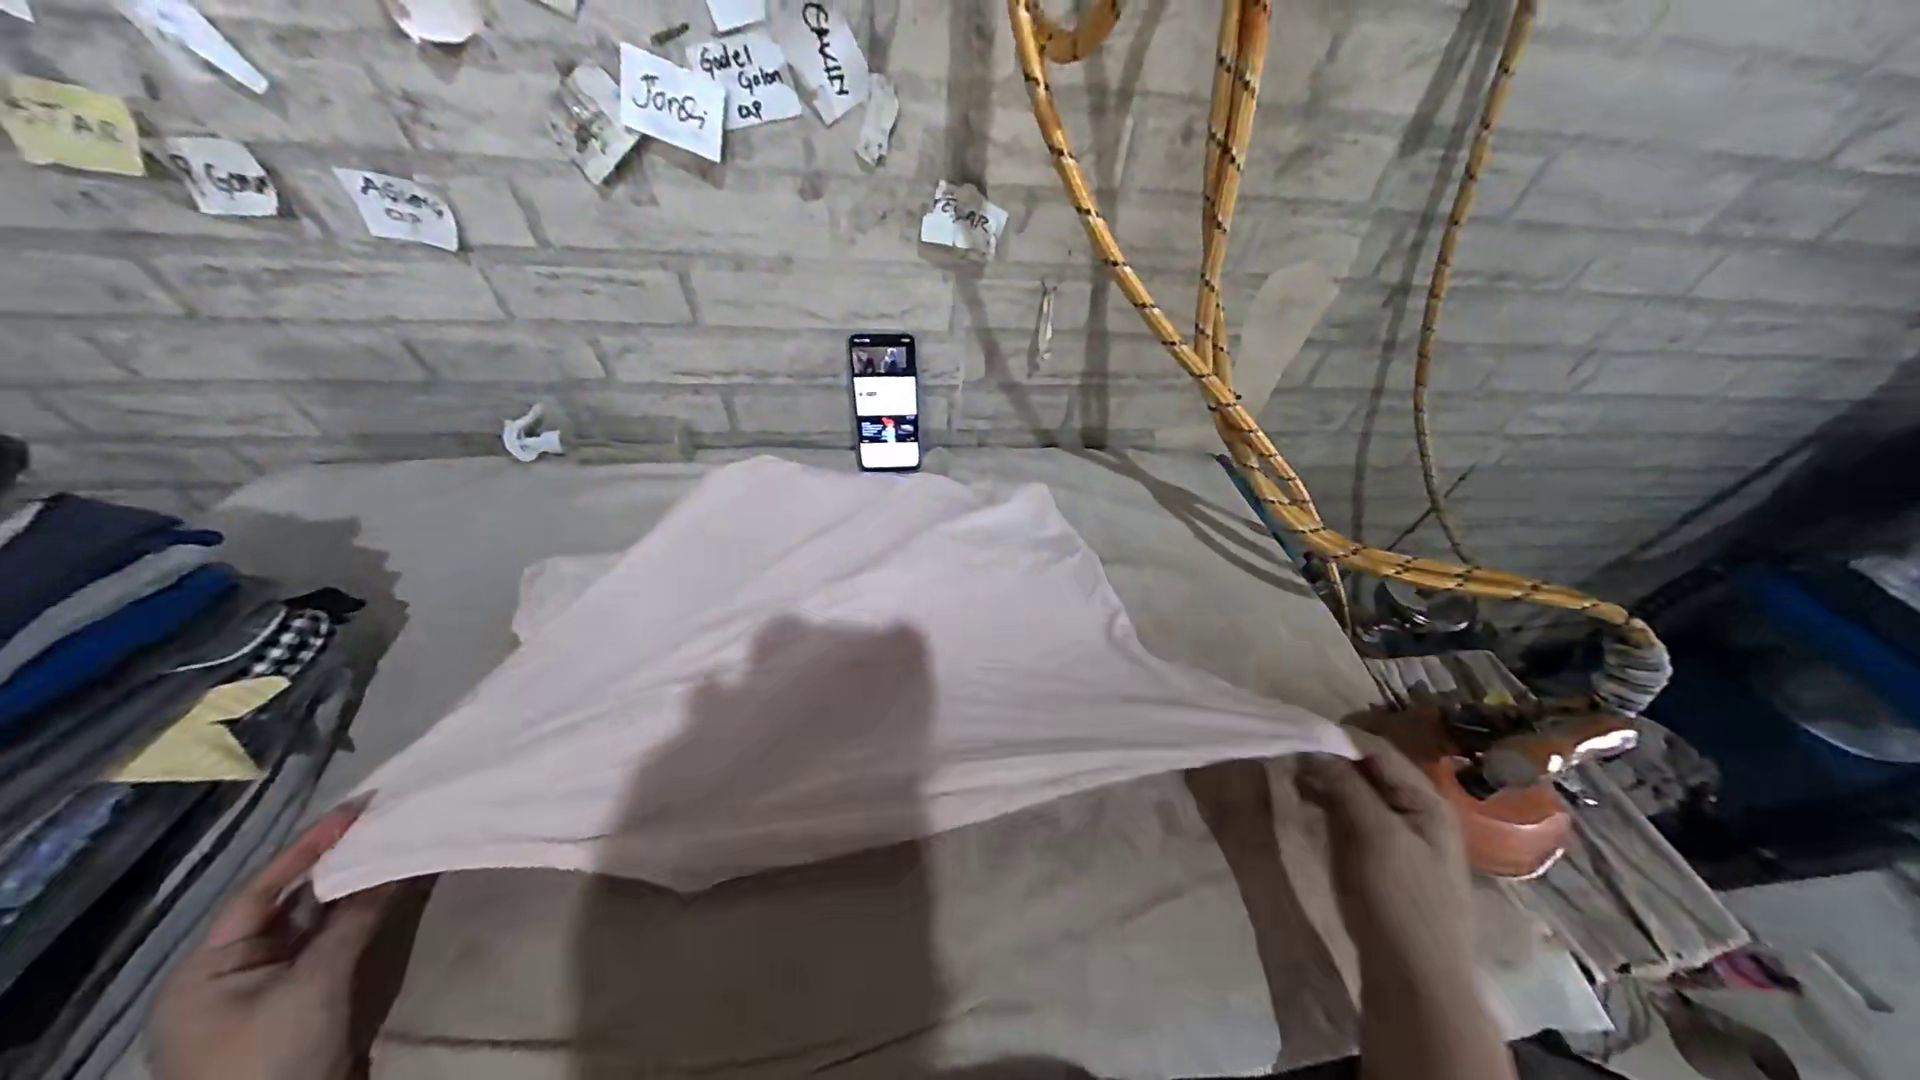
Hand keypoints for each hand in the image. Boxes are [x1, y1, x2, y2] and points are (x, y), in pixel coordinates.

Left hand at [150, 799, 397, 1079]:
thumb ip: (354, 919)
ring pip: (320, 920)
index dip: (310, 846)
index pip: (264, 889)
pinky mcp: (309, 996)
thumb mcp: (313, 985)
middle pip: (293, 902)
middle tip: (385, 819)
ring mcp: (274, 985)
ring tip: (397, 843)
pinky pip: (336, 942)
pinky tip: (395, 886)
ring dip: (358, 886)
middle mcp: (236, 970)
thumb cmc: (271, 1057)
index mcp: (208, 968)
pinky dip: (364, 914)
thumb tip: (399, 862)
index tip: (358, 808)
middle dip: (339, 862)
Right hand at [1298, 733, 1472, 981]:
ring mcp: (1390, 830)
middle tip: (1285, 748)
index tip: (1295, 728)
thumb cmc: (1400, 898)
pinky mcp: (1370, 849)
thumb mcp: (1375, 835)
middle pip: (1364, 767)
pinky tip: (1298, 794)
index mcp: (1425, 800)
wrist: (1411, 972)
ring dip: (1321, 776)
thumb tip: (1313, 746)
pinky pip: (1344, 810)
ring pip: (1351, 787)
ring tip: (1287, 769)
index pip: (1377, 750)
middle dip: (1326, 755)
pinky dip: (1322, 798)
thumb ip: (1347, 786)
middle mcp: (1410, 808)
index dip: (1338, 737)